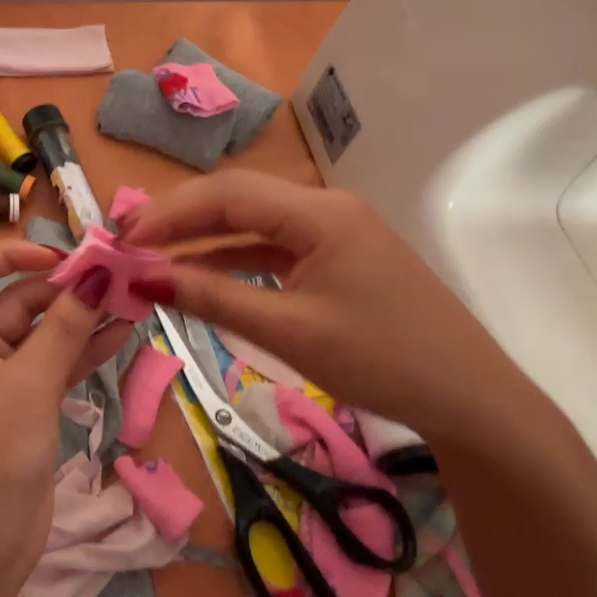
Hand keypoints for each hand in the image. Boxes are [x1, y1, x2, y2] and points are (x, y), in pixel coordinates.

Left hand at [0, 239, 127, 582]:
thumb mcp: (30, 383)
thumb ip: (66, 327)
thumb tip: (98, 274)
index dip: (12, 255)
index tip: (61, 255)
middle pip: (18, 301)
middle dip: (65, 288)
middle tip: (117, 274)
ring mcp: (1, 379)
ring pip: (44, 333)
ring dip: (83, 317)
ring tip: (131, 296)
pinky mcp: (28, 405)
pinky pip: (56, 364)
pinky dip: (86, 350)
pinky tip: (124, 331)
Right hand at [121, 170, 536, 440]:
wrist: (473, 402)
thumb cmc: (381, 361)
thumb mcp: (288, 331)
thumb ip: (210, 298)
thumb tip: (140, 277)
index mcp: (319, 213)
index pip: (226, 194)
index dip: (169, 213)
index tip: (123, 240)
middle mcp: (325, 208)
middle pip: (236, 199)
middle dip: (179, 219)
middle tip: (126, 244)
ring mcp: (334, 232)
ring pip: (252, 222)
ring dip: (202, 239)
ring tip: (150, 256)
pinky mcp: (338, 258)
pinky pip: (272, 247)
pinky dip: (232, 259)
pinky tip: (200, 274)